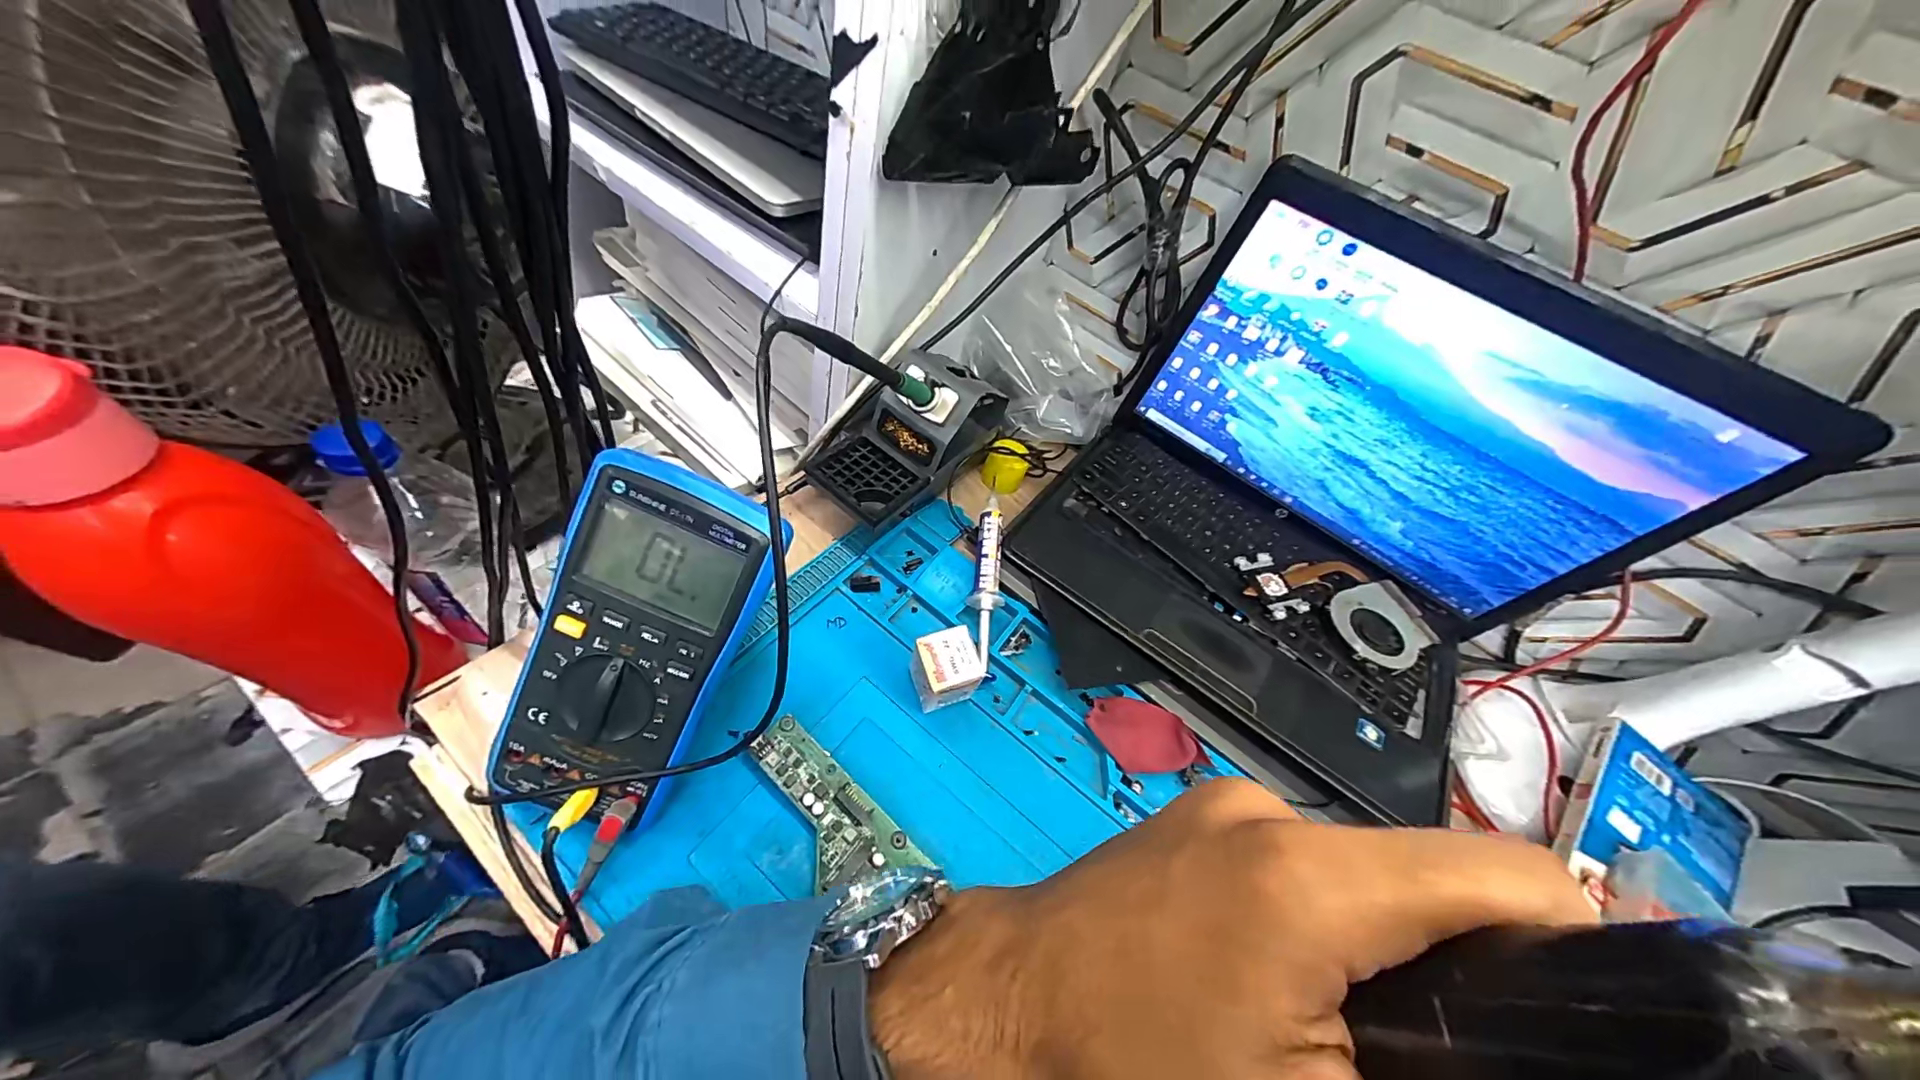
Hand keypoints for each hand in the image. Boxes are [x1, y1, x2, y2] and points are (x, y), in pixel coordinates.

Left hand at [868, 778, 1592, 1078]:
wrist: (1001, 1003)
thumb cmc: (1130, 1068)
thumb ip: (1422, 1054)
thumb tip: (1457, 1036)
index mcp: (1308, 875)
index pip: (1503, 875)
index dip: (1575, 943)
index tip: (1602, 1011)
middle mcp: (1267, 814)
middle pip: (1423, 877)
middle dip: (1456, 962)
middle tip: (1438, 1043)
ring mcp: (1219, 808)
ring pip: (1354, 875)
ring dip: (1375, 944)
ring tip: (1343, 1022)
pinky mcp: (1190, 820)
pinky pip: (1288, 865)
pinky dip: (1313, 919)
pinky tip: (1278, 979)